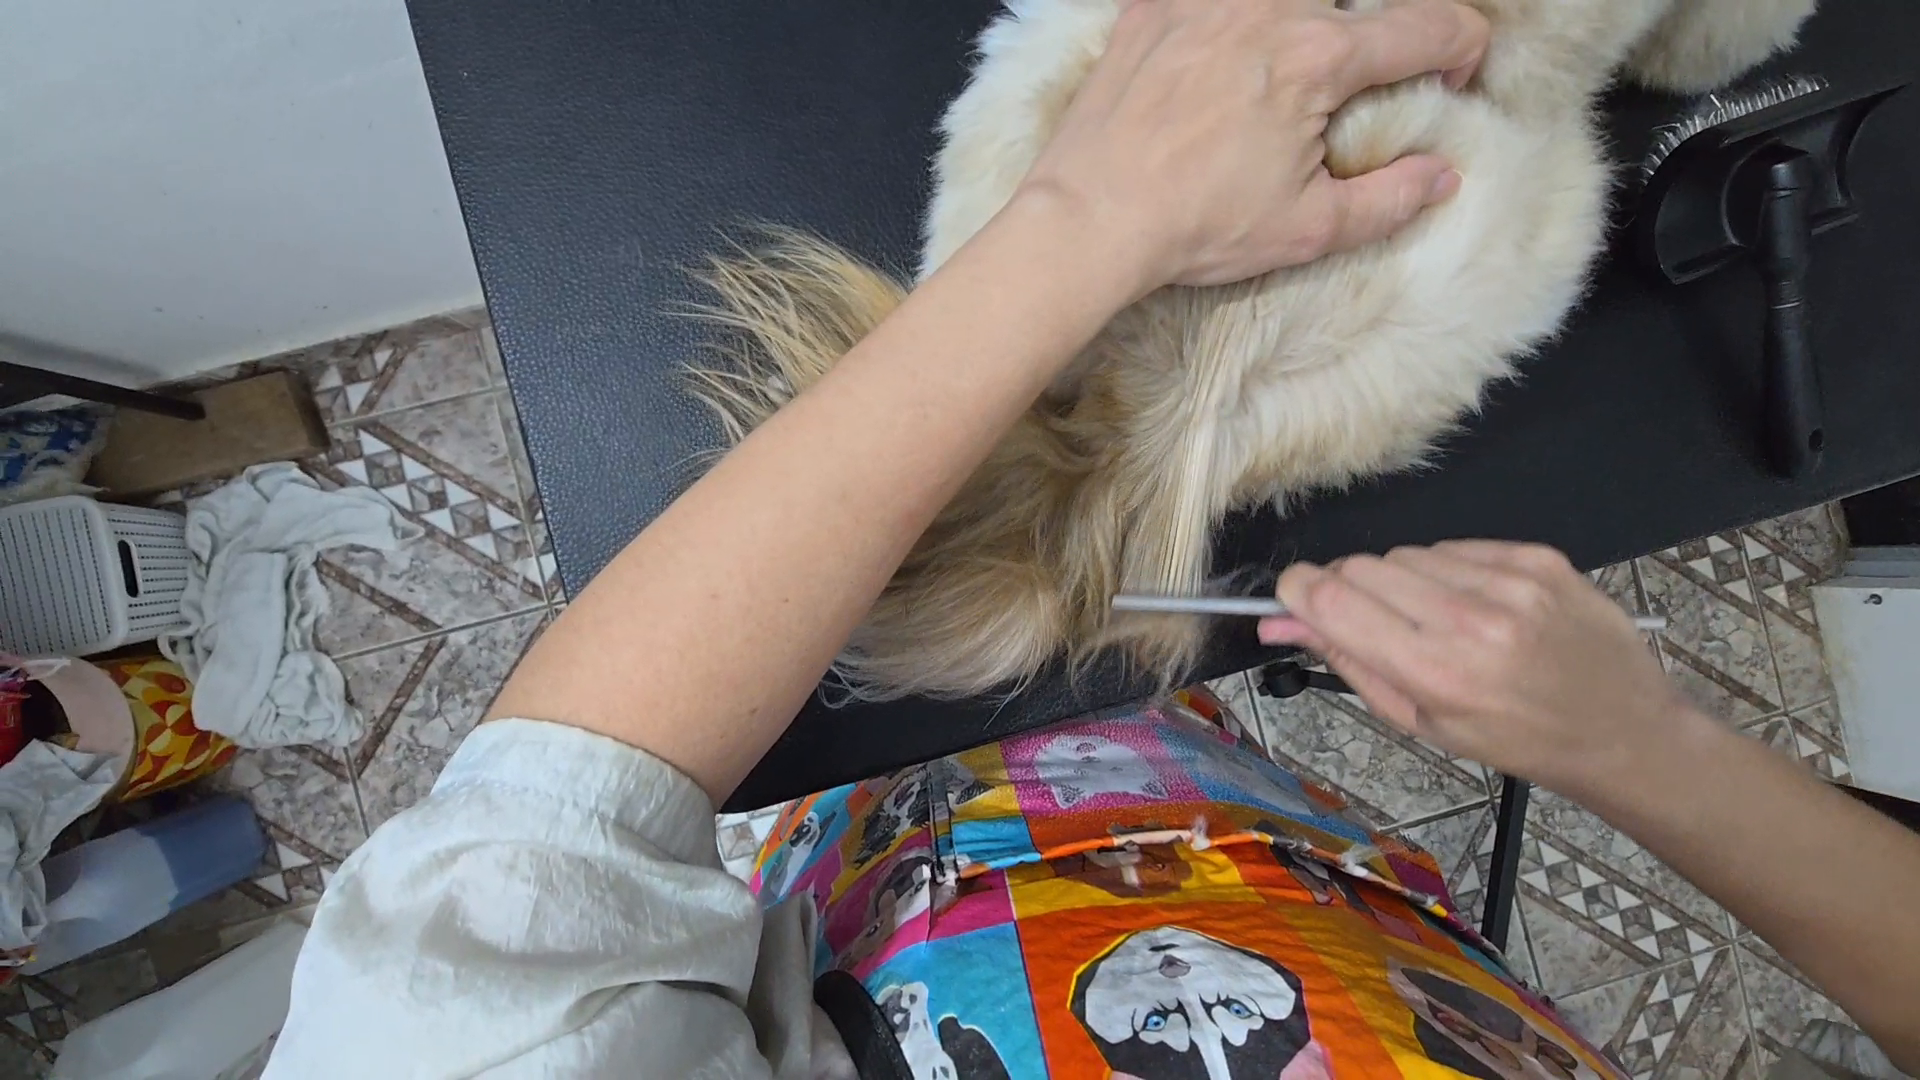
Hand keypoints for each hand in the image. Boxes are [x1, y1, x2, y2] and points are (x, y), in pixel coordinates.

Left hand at [1018, 0, 1488, 289]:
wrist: (1090, 219)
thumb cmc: (1193, 228)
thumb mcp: (1301, 231)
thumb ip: (1384, 203)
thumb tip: (1441, 178)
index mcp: (1318, 58)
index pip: (1422, 30)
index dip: (1457, 47)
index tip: (1455, 71)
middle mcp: (1267, 7)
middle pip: (1345, 2)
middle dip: (1366, 34)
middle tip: (1353, 77)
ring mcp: (1202, 3)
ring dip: (1296, 18)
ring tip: (1279, 68)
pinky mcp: (1147, 13)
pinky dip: (1215, 13)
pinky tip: (1216, 44)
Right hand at [1257, 541, 1693, 795]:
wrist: (1625, 730)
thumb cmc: (1509, 737)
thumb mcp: (1414, 717)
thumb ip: (1341, 659)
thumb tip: (1276, 622)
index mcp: (1435, 669)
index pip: (1330, 598)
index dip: (1296, 591)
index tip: (1293, 600)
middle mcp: (1470, 617)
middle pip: (1357, 567)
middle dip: (1344, 588)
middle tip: (1370, 622)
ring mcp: (1509, 581)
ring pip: (1400, 554)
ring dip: (1395, 581)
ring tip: (1431, 618)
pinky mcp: (1535, 557)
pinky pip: (1448, 547)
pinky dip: (1441, 570)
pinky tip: (1469, 602)